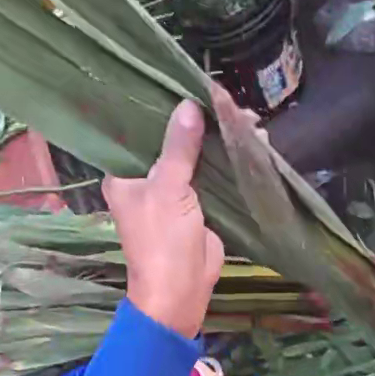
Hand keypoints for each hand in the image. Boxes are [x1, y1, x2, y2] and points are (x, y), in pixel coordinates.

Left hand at [103, 101, 224, 338]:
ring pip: (196, 157)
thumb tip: (189, 105)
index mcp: (125, 174)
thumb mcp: (168, 188)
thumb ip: (179, 147)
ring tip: (245, 116)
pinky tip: (249, 141)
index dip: (165, 109)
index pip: (141, 131)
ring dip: (218, 140)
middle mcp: (147, 179)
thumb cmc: (162, 239)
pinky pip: (213, 175)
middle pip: (173, 142)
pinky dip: (228, 160)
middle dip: (200, 123)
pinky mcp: (200, 204)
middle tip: (227, 100)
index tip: (190, 86)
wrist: (182, 289)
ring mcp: (175, 192)